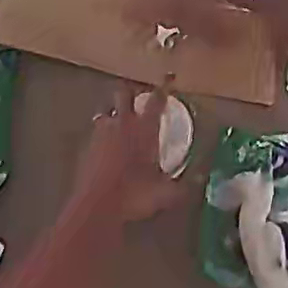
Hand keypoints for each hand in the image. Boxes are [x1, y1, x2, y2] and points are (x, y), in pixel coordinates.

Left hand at [66, 80, 186, 224]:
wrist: (95, 209)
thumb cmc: (135, 194)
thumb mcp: (166, 193)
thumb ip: (183, 185)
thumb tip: (201, 177)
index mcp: (145, 127)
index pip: (157, 99)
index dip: (164, 87)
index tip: (169, 78)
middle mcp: (123, 123)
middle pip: (124, 93)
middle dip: (131, 91)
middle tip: (138, 96)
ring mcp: (102, 133)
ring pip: (106, 111)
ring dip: (113, 113)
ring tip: (119, 122)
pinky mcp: (86, 148)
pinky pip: (95, 133)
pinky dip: (101, 136)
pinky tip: (105, 147)